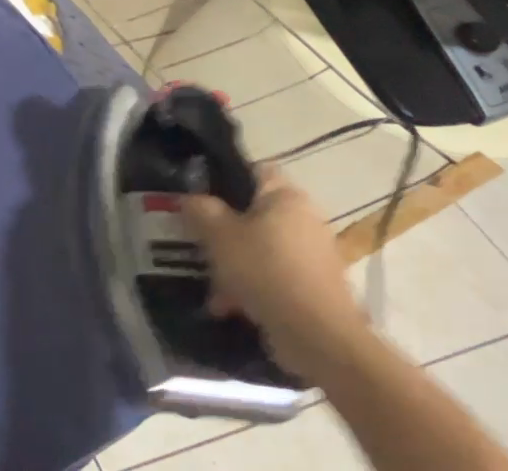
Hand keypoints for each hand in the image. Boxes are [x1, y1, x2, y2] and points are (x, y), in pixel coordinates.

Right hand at [182, 166, 368, 380]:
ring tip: (209, 281)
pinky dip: (250, 286)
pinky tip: (227, 305)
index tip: (196, 194)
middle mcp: (306, 220)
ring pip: (259, 248)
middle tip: (195, 239)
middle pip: (252, 213)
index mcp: (287, 198)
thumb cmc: (265, 270)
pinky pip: (272, 276)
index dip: (222, 177)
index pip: (252, 171)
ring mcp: (313, 256)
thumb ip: (198, 208)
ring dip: (232, 262)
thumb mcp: (216, 232)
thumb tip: (190, 200)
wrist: (318, 336)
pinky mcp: (313, 287)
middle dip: (222, 229)